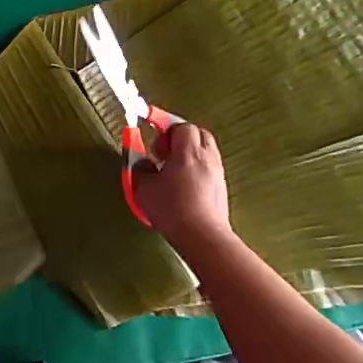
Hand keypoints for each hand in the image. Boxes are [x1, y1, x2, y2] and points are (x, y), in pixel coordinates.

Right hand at [133, 123, 232, 249]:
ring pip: (206, 150)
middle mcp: (206, 158)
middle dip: (180, 137)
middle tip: (164, 152)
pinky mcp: (221, 188)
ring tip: (173, 169)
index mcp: (187, 152)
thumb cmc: (173, 210)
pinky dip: (197, 168)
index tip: (153, 134)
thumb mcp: (144, 190)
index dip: (166, 128)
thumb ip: (140, 170)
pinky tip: (184, 184)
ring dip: (190, 153)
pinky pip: (210, 167)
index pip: (181, 127)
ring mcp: (217, 172)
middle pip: (198, 133)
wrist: (202, 235)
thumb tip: (141, 164)